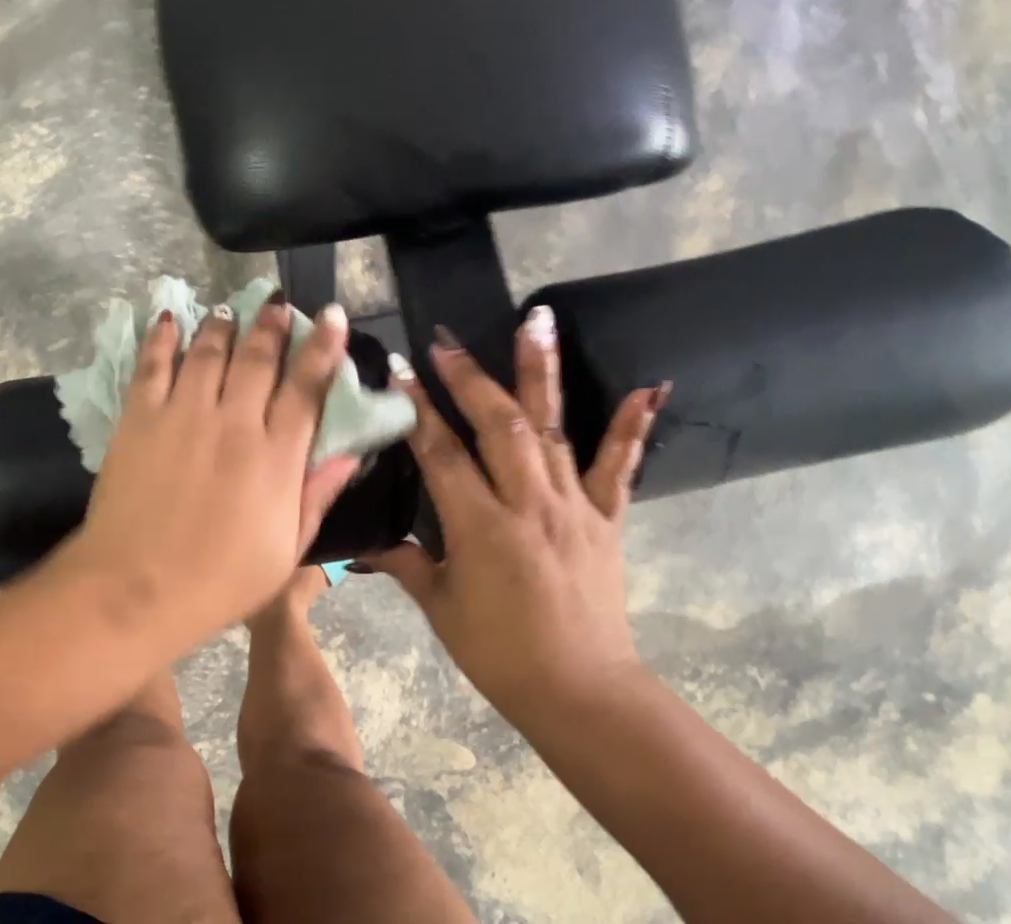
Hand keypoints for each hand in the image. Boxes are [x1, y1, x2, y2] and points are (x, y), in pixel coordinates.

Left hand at [60, 297, 361, 646]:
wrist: (135, 589)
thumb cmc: (219, 583)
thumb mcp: (285, 552)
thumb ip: (315, 497)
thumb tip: (348, 454)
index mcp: (276, 458)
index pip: (306, 388)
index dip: (322, 347)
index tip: (330, 315)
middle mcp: (234, 424)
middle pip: (258, 359)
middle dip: (271, 324)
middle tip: (275, 302)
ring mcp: (183, 415)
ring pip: (208, 352)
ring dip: (221, 325)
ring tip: (229, 308)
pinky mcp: (139, 418)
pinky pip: (153, 365)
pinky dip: (162, 337)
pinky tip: (168, 317)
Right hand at [363, 307, 668, 725]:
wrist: (581, 690)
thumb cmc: (499, 653)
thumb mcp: (440, 608)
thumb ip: (405, 563)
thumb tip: (362, 541)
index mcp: (482, 526)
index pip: (442, 453)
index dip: (418, 407)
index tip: (398, 367)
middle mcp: (529, 504)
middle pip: (499, 425)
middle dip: (469, 377)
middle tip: (446, 340)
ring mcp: (574, 507)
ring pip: (555, 428)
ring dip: (542, 372)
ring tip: (538, 320)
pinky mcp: (607, 519)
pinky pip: (620, 468)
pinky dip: (632, 427)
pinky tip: (648, 387)